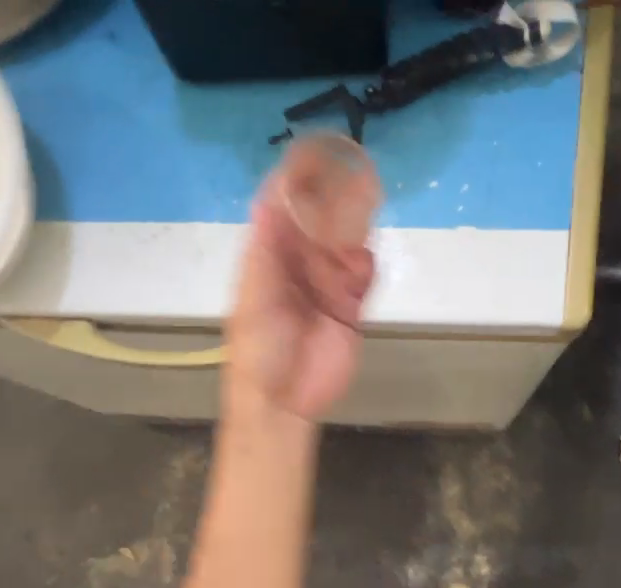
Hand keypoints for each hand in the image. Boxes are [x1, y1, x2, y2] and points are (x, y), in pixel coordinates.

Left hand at [224, 169, 375, 420]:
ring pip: (346, 242)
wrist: (284, 402)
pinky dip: (366, 266)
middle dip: (335, 198)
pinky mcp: (350, 306)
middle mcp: (298, 264)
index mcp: (268, 258)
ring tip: (364, 211)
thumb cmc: (259, 353)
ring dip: (355, 228)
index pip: (283, 208)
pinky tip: (362, 269)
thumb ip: (266, 252)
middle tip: (354, 173)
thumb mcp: (254, 300)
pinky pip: (364, 275)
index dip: (297, 181)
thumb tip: (270, 200)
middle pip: (320, 220)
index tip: (314, 152)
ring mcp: (326, 284)